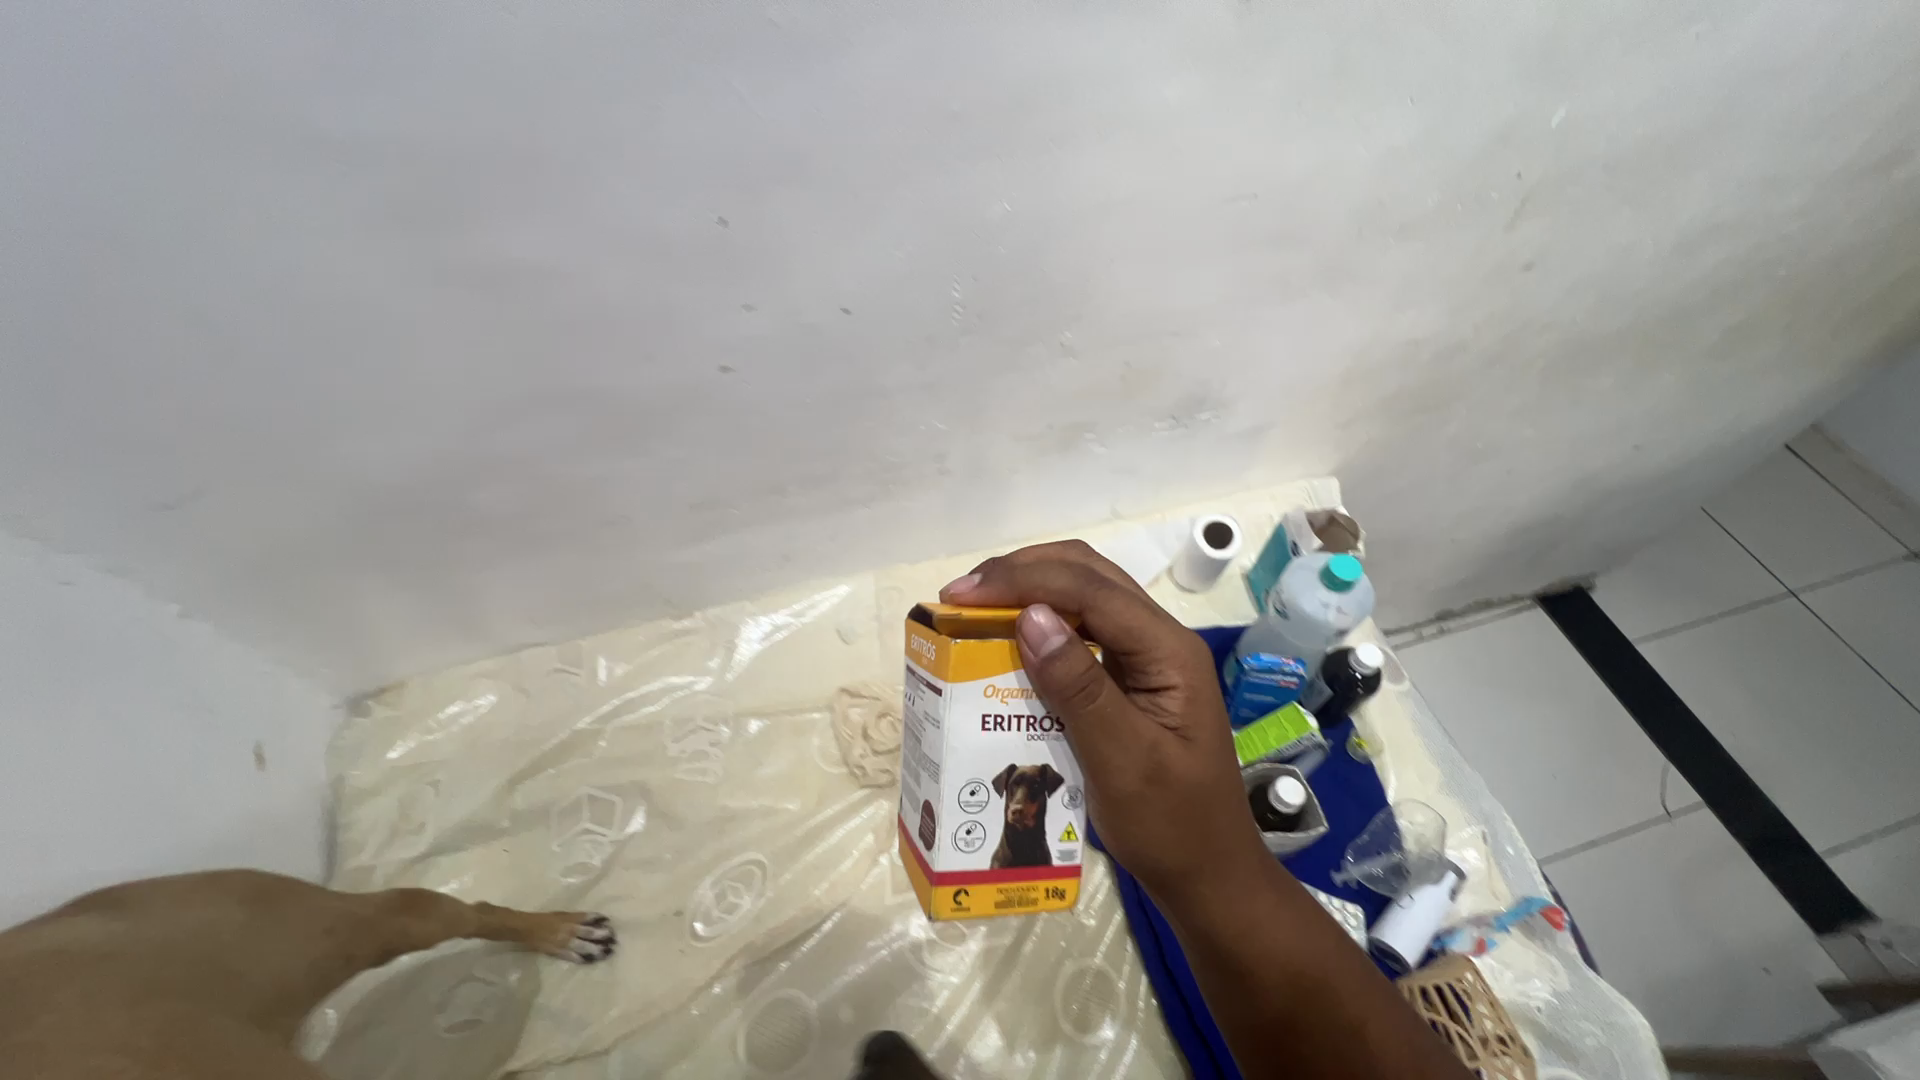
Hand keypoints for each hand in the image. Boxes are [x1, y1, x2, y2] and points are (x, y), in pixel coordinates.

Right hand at [941, 541, 1268, 902]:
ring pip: (1084, 596)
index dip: (1023, 581)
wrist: (1209, 873)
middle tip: (961, 596)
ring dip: (1030, 590)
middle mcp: (1160, 640)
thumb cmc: (1171, 825)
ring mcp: (1146, 657)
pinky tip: (1009, 639)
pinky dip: (1041, 625)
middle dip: (1023, 573)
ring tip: (975, 608)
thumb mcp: (1122, 760)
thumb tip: (1030, 616)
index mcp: (1168, 652)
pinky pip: (1082, 631)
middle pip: (1089, 575)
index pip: (1091, 590)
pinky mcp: (1129, 677)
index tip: (961, 596)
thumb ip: (1078, 686)